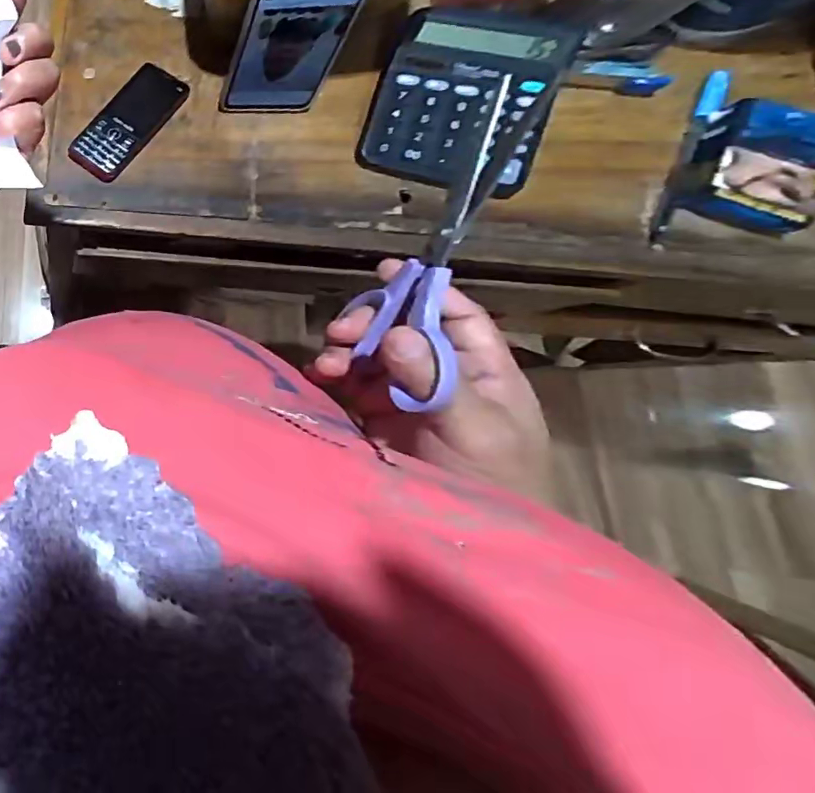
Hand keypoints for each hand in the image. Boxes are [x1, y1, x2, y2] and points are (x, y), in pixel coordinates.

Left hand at [0, 0, 59, 153]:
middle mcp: (9, 74)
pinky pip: (38, 121)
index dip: (14, 2)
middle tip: (4, 54)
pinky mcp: (26, 140)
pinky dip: (18, 122)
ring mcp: (22, 106)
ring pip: (46, 78)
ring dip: (22, 85)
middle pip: (41, 44)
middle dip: (30, 41)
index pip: (6, 19)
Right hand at [305, 259, 551, 503]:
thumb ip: (437, 381)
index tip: (389, 271)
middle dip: (370, 322)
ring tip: (328, 364)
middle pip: (403, 327)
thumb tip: (395, 334)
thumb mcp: (475, 431)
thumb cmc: (495, 482)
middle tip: (342, 331)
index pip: (454, 315)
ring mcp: (406, 394)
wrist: (469, 542)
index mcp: (480, 369)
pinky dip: (333, 373)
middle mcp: (440, 373)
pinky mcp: (376, 415)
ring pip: (371, 351)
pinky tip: (319, 375)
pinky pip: (350, 381)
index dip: (424, 290)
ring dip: (346, 349)